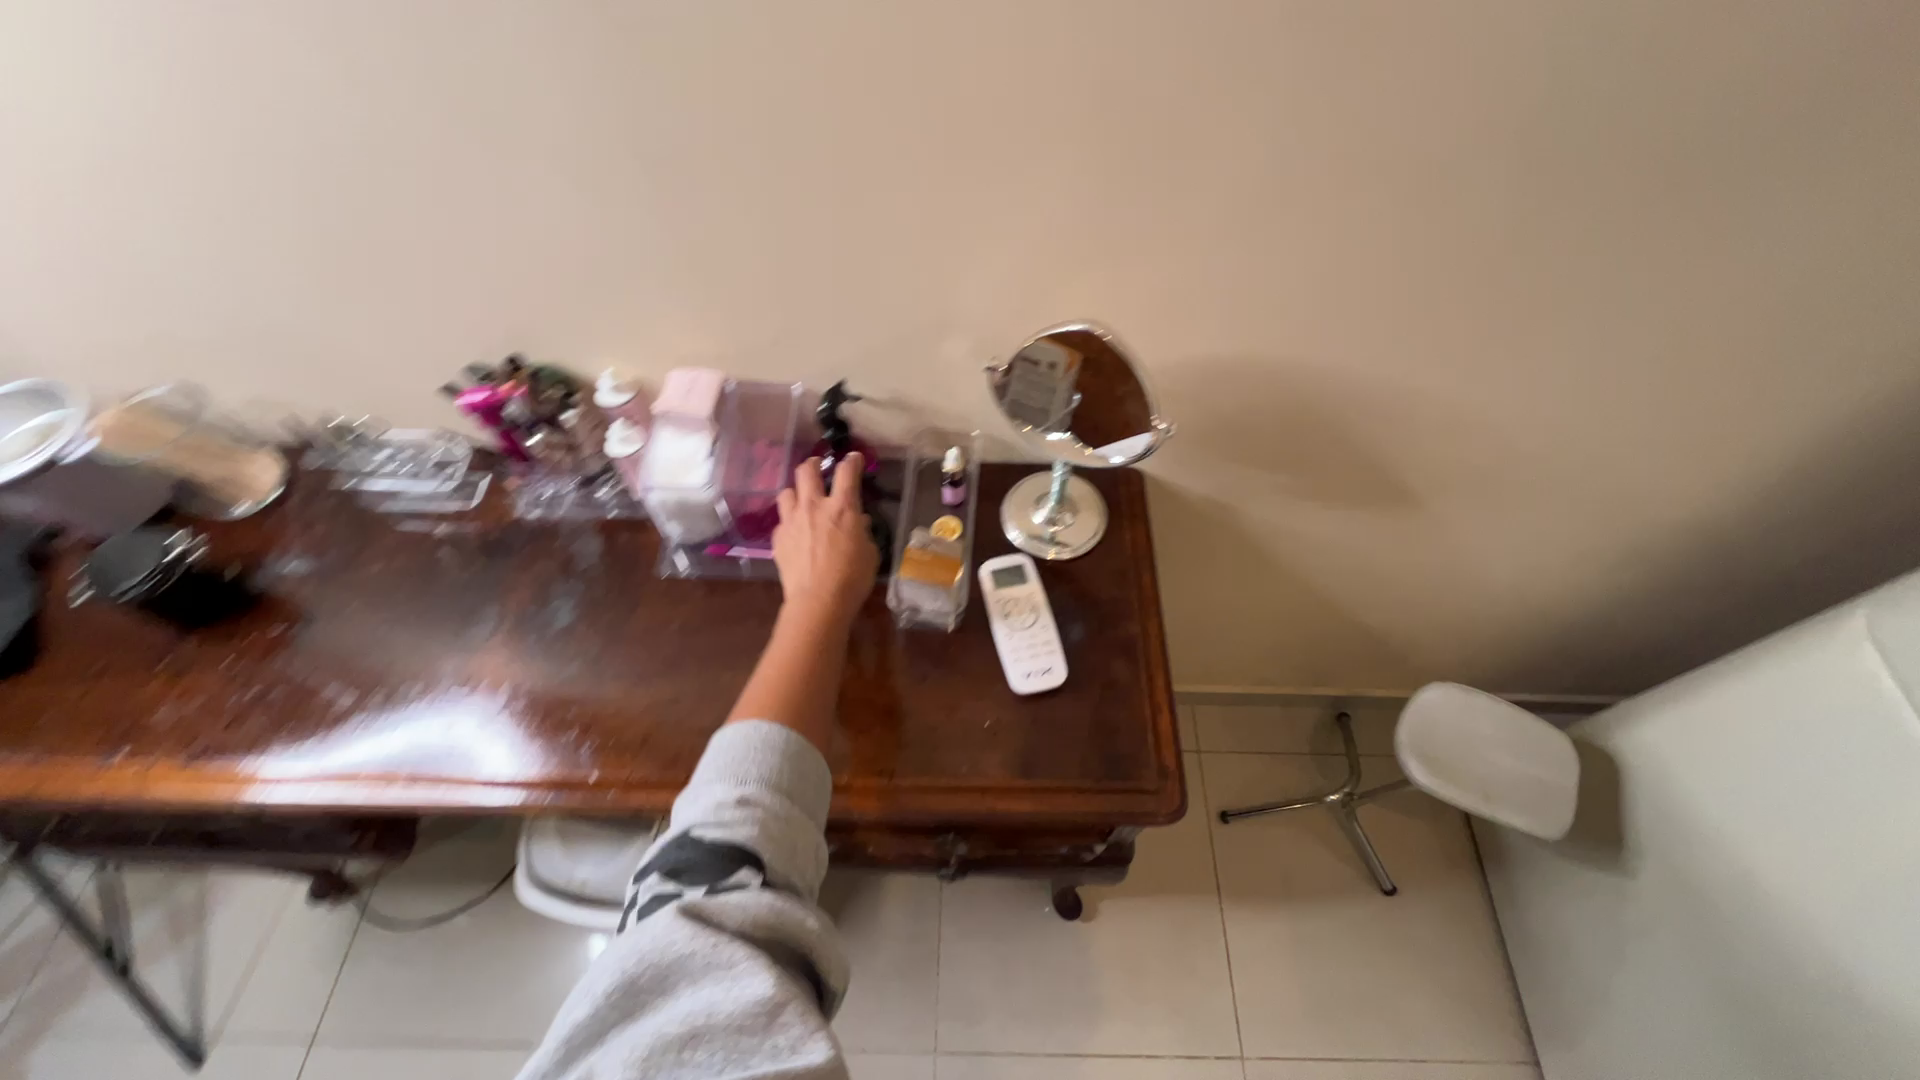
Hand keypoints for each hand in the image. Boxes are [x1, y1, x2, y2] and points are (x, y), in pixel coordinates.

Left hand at [773, 453, 877, 626]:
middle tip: (818, 469)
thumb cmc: (852, 578)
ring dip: (796, 493)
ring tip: (802, 501)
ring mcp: (792, 521)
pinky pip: (781, 521)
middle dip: (813, 465)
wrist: (818, 601)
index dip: (851, 461)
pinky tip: (795, 533)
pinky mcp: (778, 538)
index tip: (854, 459)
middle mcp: (814, 506)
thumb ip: (862, 532)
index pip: (847, 472)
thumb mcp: (869, 552)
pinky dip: (789, 522)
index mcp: (842, 507)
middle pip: (807, 471)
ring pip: (787, 492)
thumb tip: (858, 522)